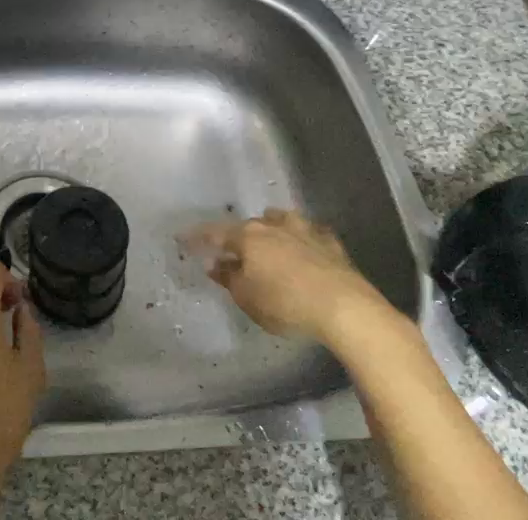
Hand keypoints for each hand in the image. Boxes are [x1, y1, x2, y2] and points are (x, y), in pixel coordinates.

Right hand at [185, 208, 395, 345]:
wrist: (344, 307)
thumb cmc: (286, 303)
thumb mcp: (247, 298)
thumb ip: (229, 279)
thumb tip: (216, 265)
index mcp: (248, 237)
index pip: (215, 233)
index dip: (197, 237)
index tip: (183, 238)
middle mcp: (274, 226)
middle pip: (249, 225)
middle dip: (237, 235)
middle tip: (230, 248)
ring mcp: (305, 231)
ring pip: (281, 220)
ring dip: (271, 226)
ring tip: (268, 235)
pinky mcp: (330, 244)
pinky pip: (310, 234)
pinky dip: (302, 238)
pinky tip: (305, 245)